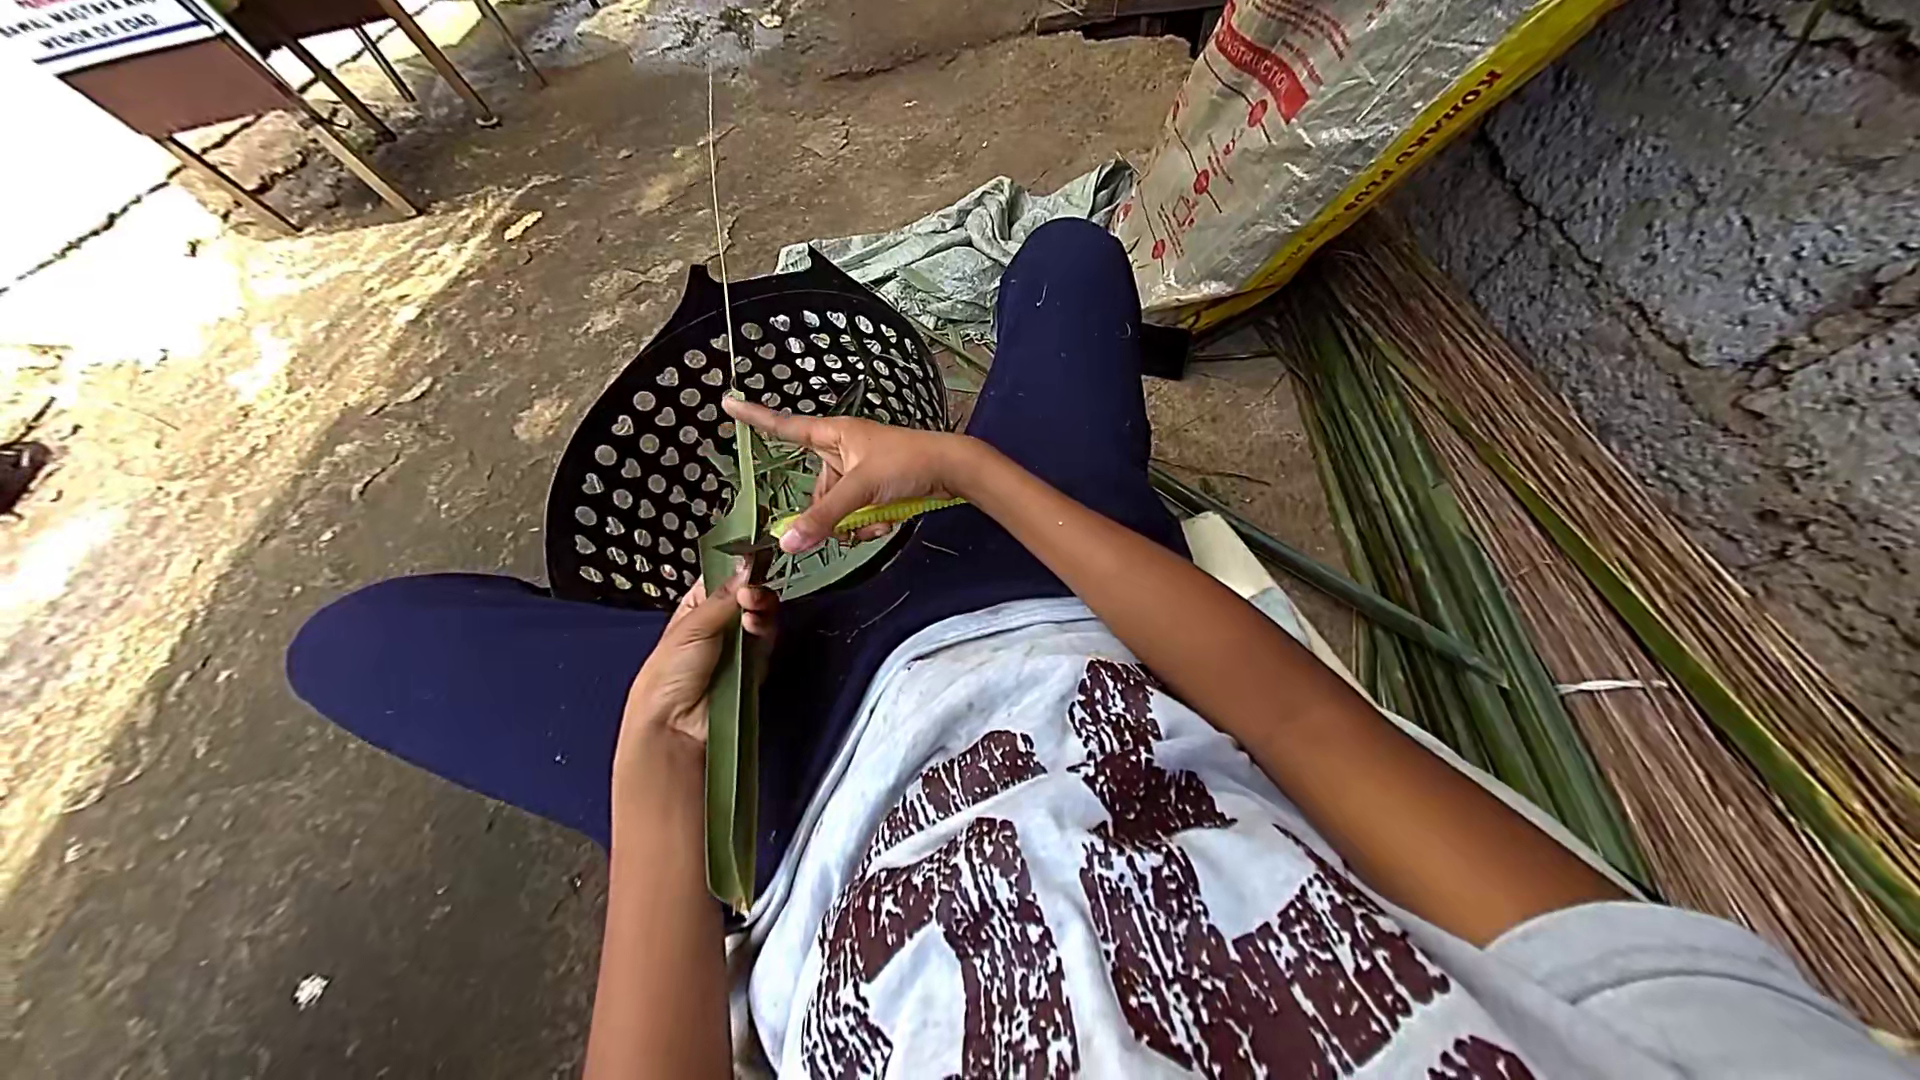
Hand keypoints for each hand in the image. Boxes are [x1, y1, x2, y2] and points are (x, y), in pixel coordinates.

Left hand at [614, 569, 778, 795]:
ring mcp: (741, 642)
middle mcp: (721, 621)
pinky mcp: (758, 660)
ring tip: (751, 608)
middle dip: (754, 588)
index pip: (724, 577)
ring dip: (761, 606)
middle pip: (749, 592)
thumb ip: (724, 595)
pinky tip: (756, 627)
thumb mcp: (691, 626)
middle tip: (751, 592)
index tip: (754, 555)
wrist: (677, 724)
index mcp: (697, 607)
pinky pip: (770, 636)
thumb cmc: (669, 673)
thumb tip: (747, 564)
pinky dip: (766, 628)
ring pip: (763, 612)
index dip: (739, 566)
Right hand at [722, 395, 987, 553]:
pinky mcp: (876, 490)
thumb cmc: (906, 463)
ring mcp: (859, 473)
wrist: (952, 471)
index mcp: (833, 435)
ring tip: (878, 517)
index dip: (757, 417)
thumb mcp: (861, 489)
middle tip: (850, 519)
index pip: (786, 426)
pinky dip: (870, 523)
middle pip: (816, 491)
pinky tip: (888, 520)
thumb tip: (788, 542)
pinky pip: (858, 515)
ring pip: (839, 510)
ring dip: (855, 523)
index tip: (728, 402)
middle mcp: (842, 452)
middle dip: (832, 513)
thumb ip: (825, 517)